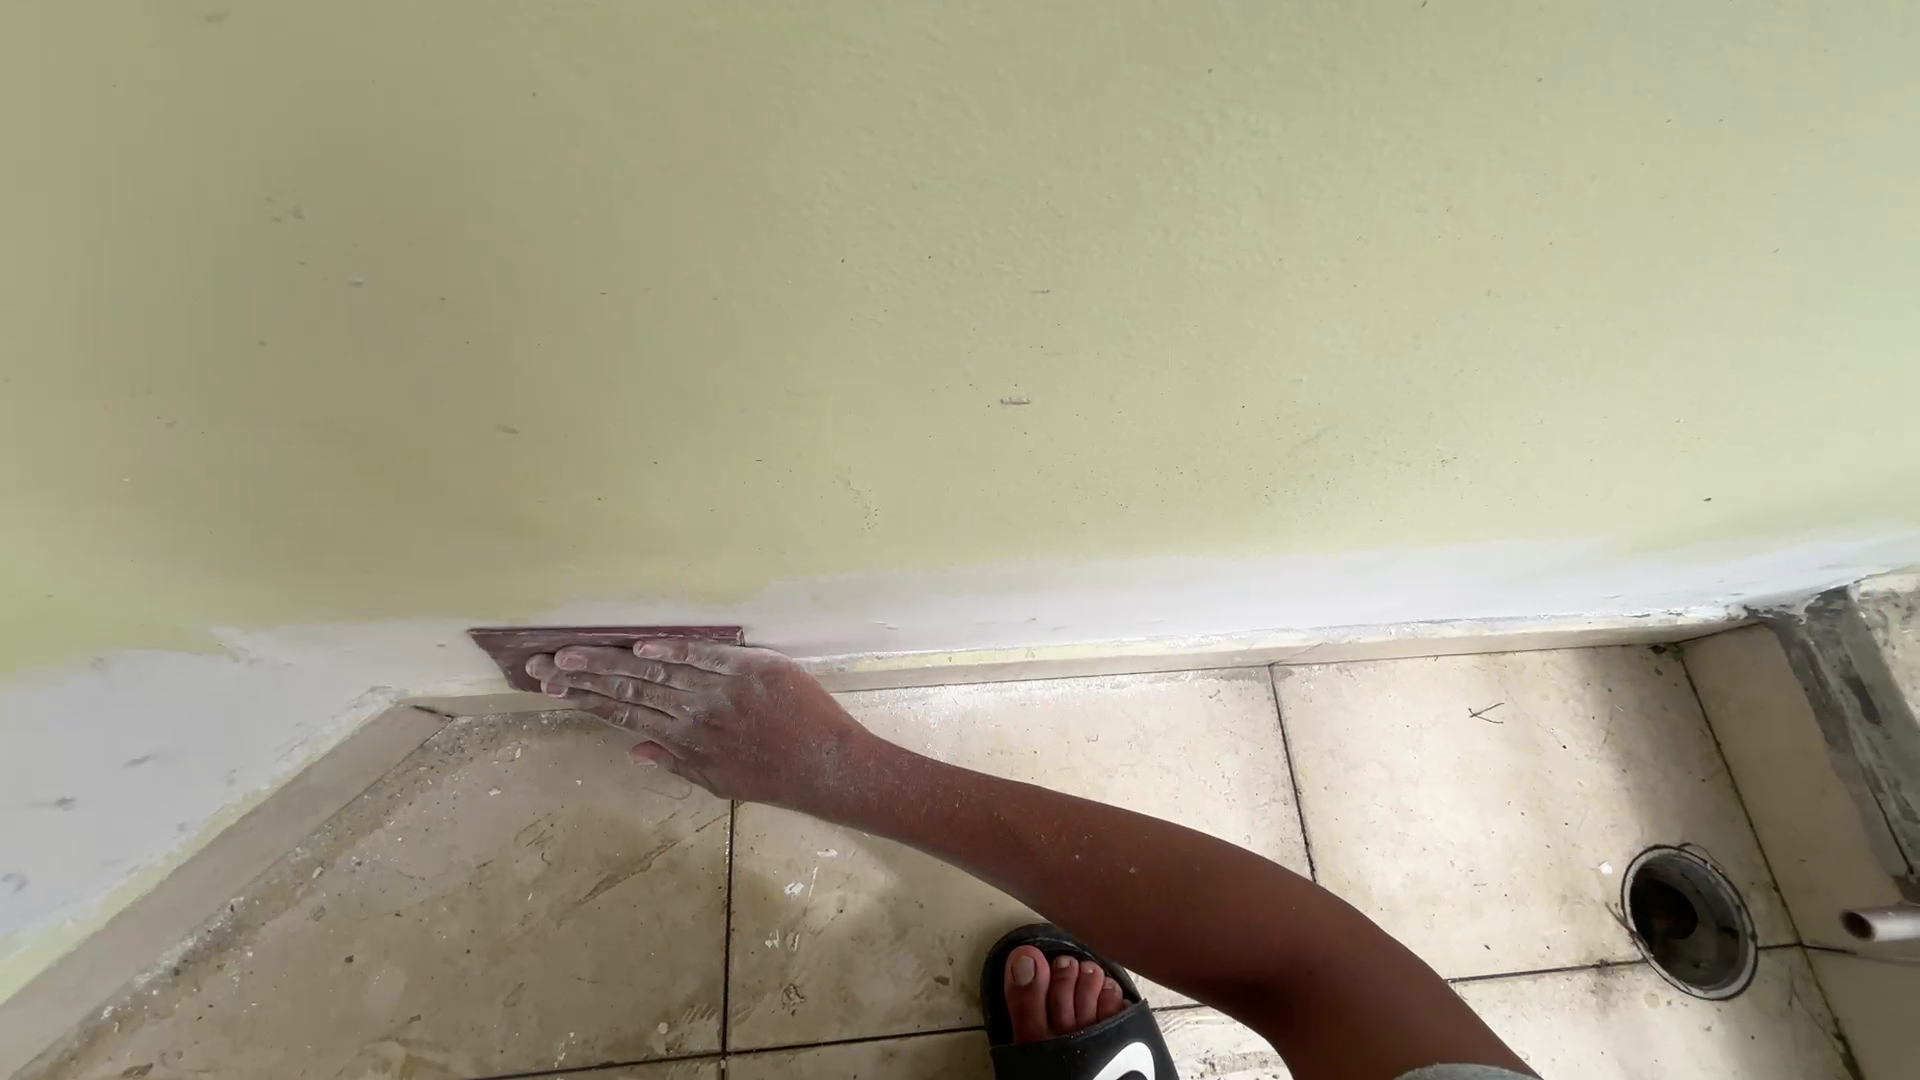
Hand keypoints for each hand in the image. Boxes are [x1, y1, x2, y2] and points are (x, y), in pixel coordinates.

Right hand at [523, 639, 877, 807]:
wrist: (825, 764)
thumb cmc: (773, 776)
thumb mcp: (718, 782)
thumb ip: (675, 763)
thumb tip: (633, 749)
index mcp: (684, 740)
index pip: (623, 715)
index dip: (585, 699)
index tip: (550, 687)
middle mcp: (694, 714)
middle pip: (629, 690)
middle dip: (582, 676)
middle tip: (540, 664)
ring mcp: (721, 691)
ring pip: (657, 672)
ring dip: (612, 661)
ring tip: (572, 652)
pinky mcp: (750, 669)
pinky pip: (704, 656)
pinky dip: (671, 651)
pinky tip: (639, 646)